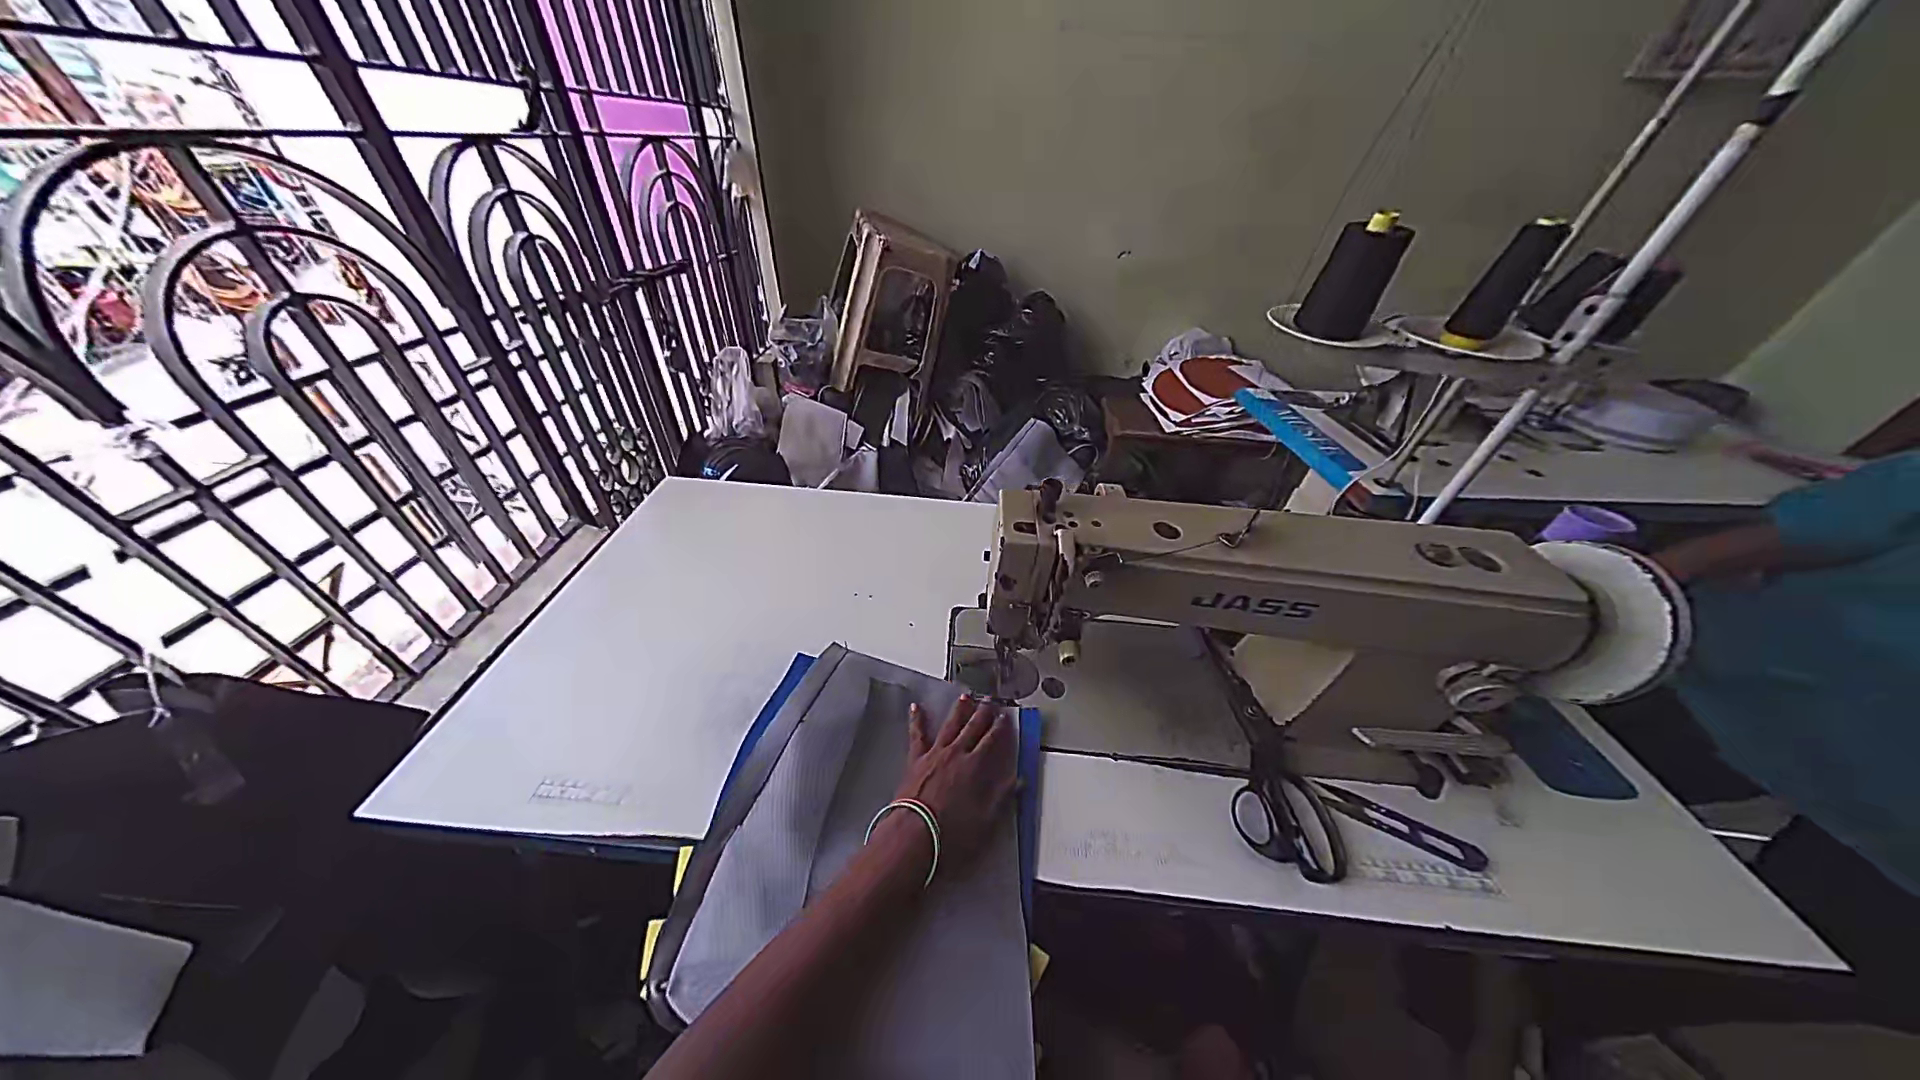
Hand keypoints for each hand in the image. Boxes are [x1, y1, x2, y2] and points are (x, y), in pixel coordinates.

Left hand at [892, 696, 1018, 872]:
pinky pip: (917, 734)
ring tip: (965, 696)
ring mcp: (934, 754)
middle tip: (990, 701)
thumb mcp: (986, 819)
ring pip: (949, 724)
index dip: (1000, 728)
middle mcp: (956, 753)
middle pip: (972, 727)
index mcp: (975, 766)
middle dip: (983, 713)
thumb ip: (1002, 796)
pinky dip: (917, 720)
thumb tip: (1018, 780)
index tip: (1005, 718)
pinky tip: (916, 707)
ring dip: (959, 710)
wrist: (913, 835)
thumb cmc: (951, 832)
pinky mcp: (915, 760)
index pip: (991, 740)